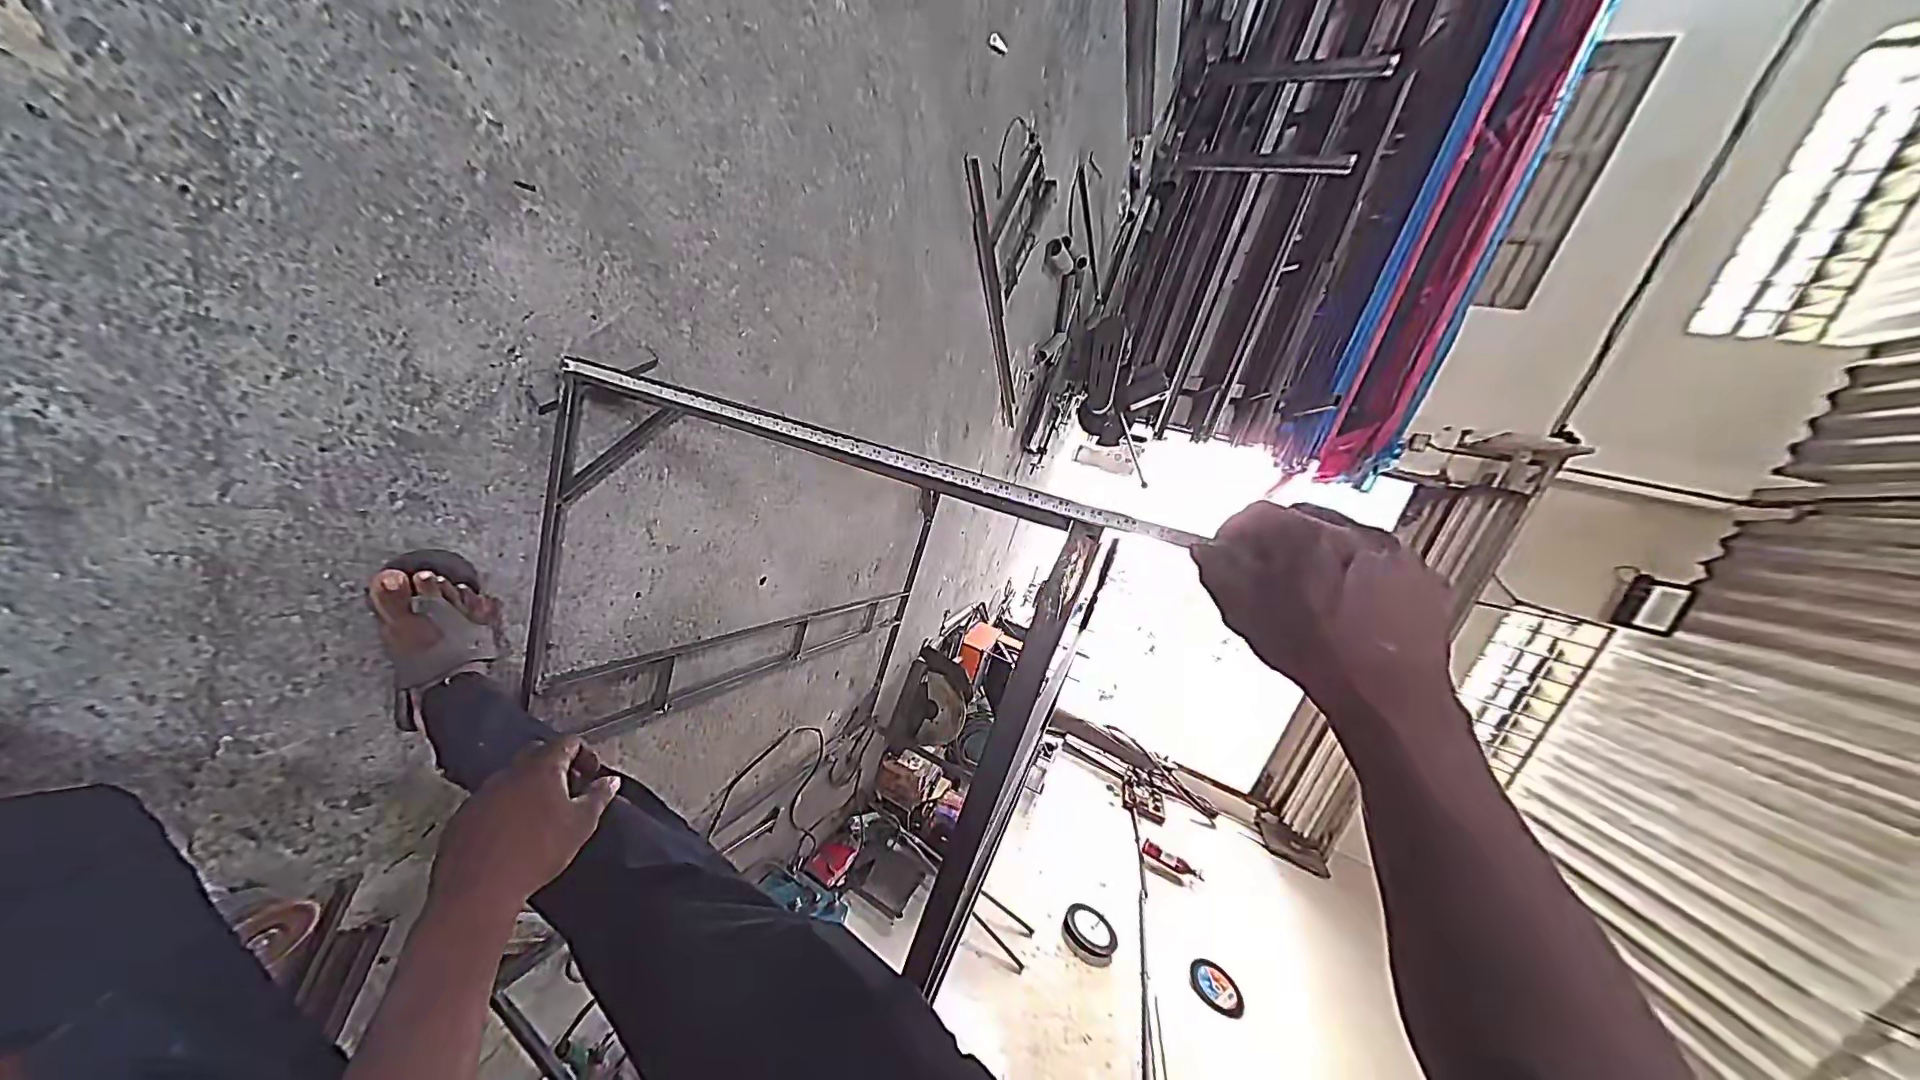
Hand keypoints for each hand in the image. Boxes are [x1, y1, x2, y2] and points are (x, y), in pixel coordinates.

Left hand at [430, 737, 619, 913]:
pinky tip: (514, 835)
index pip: (568, 742)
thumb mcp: (582, 824)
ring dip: (529, 789)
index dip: (585, 754)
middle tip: (570, 790)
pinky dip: (505, 809)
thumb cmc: (536, 852)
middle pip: (537, 754)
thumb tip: (610, 782)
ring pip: (511, 779)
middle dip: (557, 766)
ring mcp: (481, 795)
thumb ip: (599, 796)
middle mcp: (509, 774)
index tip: (592, 773)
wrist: (478, 891)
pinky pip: (489, 803)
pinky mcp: (461, 818)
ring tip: (542, 816)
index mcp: (542, 768)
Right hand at [1193, 502, 1456, 738]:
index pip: (1256, 514)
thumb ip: (1223, 575)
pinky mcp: (1417, 575)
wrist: (1388, 697)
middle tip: (1264, 573)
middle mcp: (1352, 533)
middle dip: (1277, 543)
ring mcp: (1390, 553)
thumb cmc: (1324, 659)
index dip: (1234, 534)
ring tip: (1306, 596)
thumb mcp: (1250, 617)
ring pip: (1339, 538)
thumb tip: (1208, 552)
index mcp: (1306, 535)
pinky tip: (1343, 606)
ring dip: (1318, 557)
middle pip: (1299, 520)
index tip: (1228, 550)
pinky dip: (1355, 574)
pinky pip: (1374, 560)